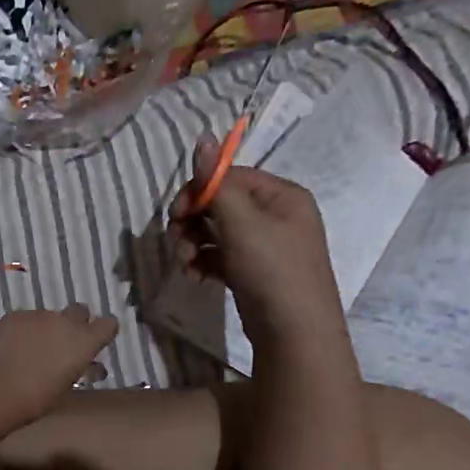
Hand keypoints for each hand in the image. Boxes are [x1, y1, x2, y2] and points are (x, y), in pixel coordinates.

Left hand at [0, 304, 117, 416]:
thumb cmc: (38, 397)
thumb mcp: (68, 385)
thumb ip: (82, 369)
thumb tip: (92, 366)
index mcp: (85, 341)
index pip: (108, 324)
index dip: (102, 332)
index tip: (96, 342)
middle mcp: (65, 321)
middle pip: (79, 311)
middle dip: (75, 323)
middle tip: (63, 342)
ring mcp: (39, 315)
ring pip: (49, 316)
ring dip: (46, 328)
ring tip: (31, 349)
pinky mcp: (15, 315)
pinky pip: (25, 319)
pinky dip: (23, 330)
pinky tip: (13, 346)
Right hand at [171, 138, 344, 347]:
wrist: (293, 331)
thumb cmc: (271, 270)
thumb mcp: (242, 223)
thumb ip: (217, 184)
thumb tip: (202, 138)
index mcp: (281, 195)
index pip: (229, 178)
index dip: (198, 191)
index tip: (175, 215)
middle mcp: (275, 215)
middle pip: (219, 204)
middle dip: (192, 221)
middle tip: (176, 241)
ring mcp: (264, 245)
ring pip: (215, 232)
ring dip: (192, 244)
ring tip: (185, 265)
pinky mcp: (252, 270)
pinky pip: (220, 256)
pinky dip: (203, 262)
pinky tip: (195, 277)